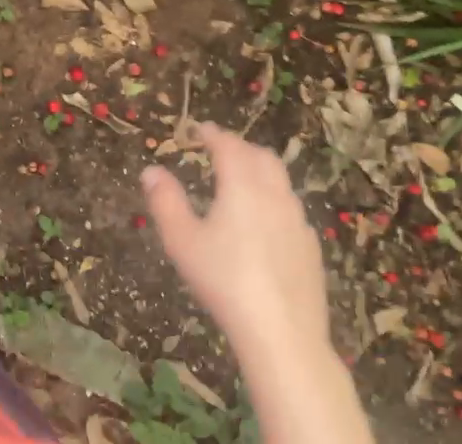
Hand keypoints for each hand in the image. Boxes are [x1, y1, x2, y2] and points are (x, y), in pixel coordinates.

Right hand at [140, 122, 327, 355]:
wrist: (282, 332)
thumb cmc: (224, 280)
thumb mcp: (181, 240)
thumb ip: (165, 201)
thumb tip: (151, 170)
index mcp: (242, 186)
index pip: (229, 146)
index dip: (213, 134)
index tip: (199, 128)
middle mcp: (274, 195)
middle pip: (262, 157)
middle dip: (240, 147)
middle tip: (219, 148)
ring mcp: (297, 222)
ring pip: (281, 182)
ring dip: (259, 170)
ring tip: (241, 179)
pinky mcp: (310, 247)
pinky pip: (291, 208)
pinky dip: (274, 198)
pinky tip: (263, 220)